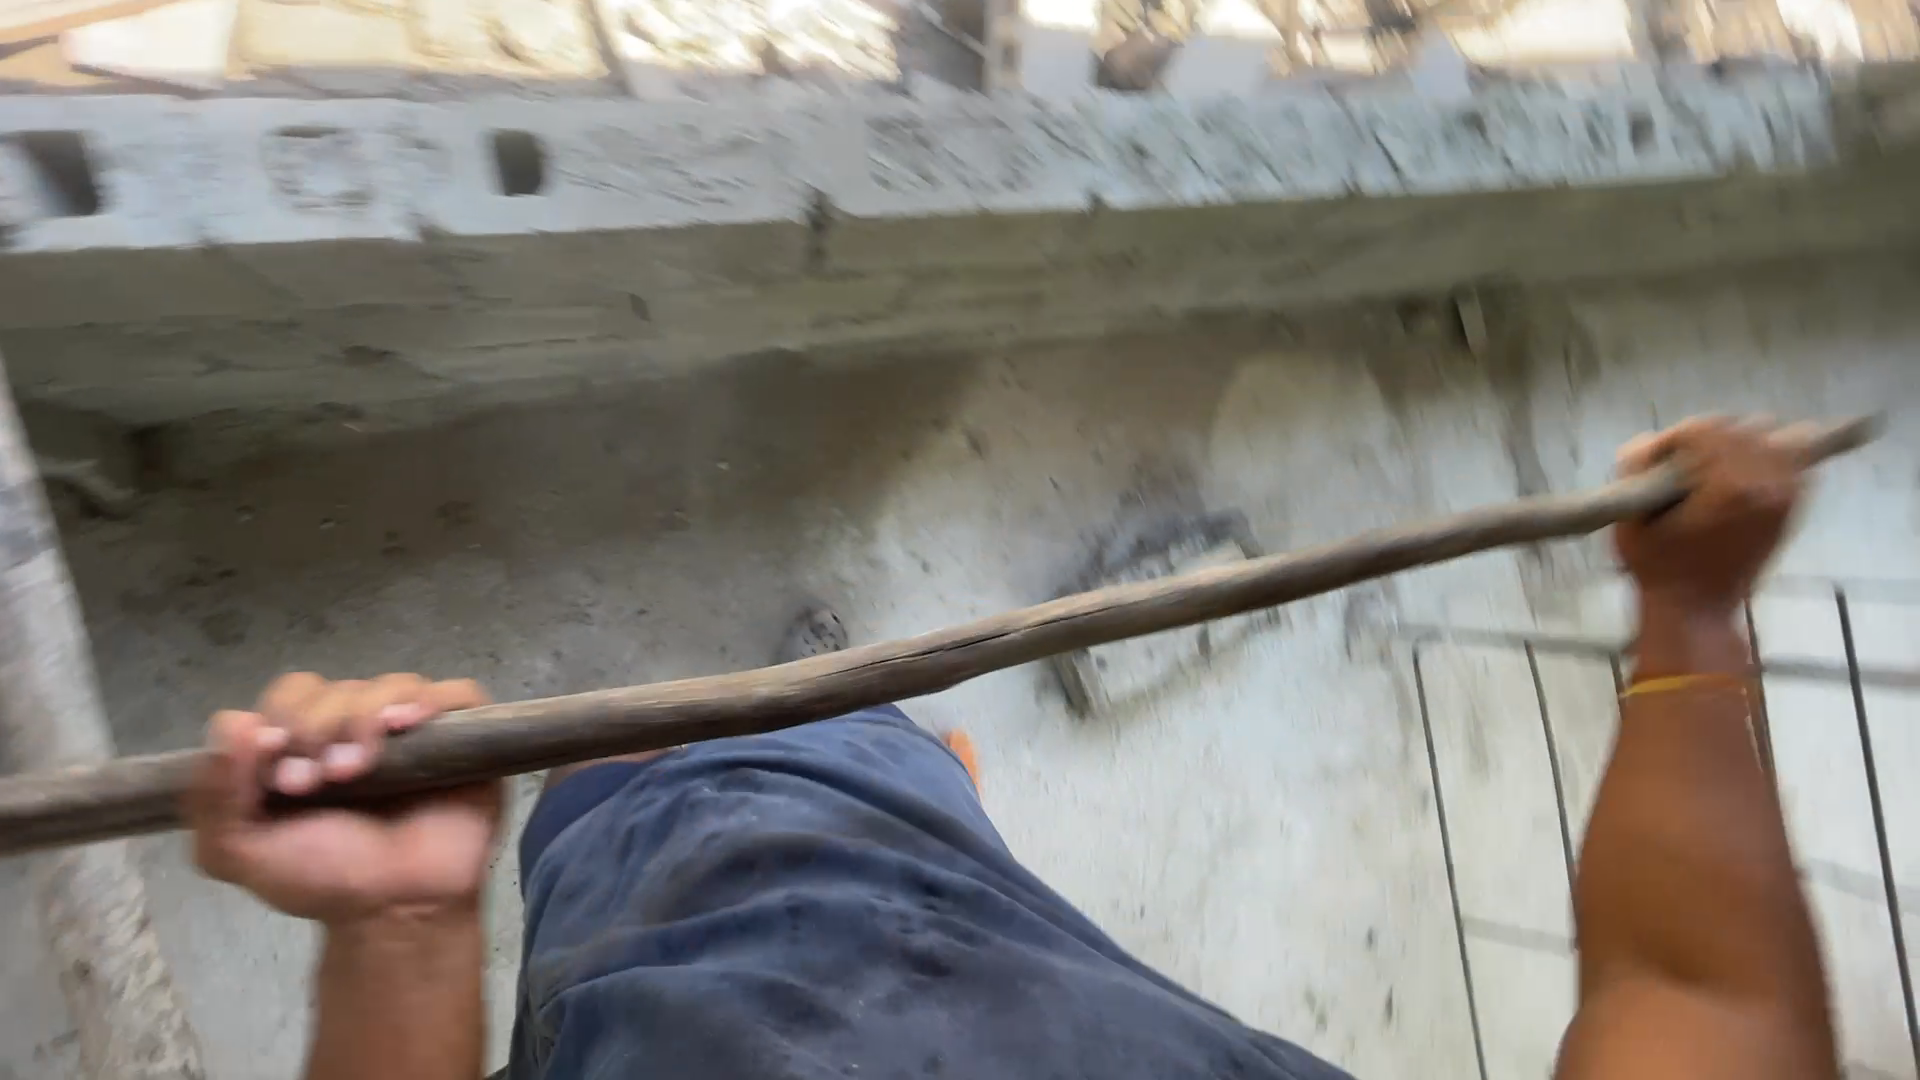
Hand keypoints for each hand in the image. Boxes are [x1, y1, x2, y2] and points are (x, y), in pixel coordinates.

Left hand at [185, 673, 501, 925]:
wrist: (396, 905)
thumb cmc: (325, 877)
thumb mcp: (239, 850)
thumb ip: (214, 795)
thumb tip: (235, 722)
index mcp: (311, 745)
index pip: (295, 693)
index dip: (283, 717)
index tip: (279, 771)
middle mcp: (364, 728)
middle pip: (342, 688)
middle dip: (319, 727)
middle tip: (318, 782)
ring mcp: (420, 730)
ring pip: (395, 683)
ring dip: (365, 717)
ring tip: (359, 768)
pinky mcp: (471, 735)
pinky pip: (458, 692)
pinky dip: (432, 698)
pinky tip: (409, 724)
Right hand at [1613, 415, 1810, 616]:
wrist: (1696, 605)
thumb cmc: (1656, 566)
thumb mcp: (1630, 522)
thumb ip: (1634, 475)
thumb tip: (1642, 444)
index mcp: (1730, 486)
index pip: (1706, 430)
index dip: (1671, 439)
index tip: (1649, 460)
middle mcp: (1772, 484)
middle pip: (1743, 429)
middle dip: (1704, 439)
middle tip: (1673, 463)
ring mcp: (1789, 495)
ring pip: (1776, 439)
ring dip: (1737, 445)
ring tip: (1705, 466)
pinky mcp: (1793, 506)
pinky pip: (1792, 461)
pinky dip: (1764, 457)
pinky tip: (1733, 474)